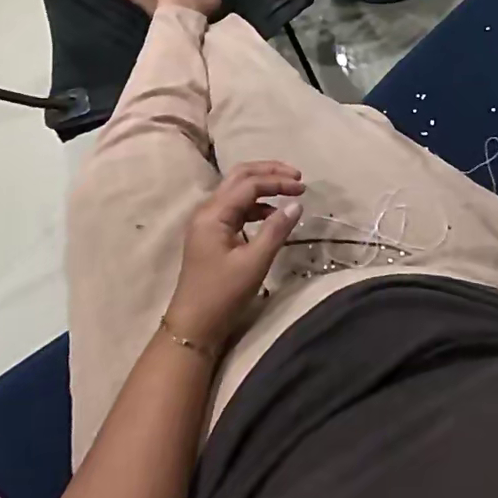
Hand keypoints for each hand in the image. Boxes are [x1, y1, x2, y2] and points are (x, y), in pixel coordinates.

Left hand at [164, 161, 305, 352]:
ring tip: (290, 192)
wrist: (194, 324)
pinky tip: (272, 215)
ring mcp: (208, 222)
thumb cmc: (223, 294)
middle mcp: (207, 210)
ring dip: (263, 187)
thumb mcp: (254, 263)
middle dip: (268, 172)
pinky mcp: (212, 234)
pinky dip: (256, 206)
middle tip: (296, 176)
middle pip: (239, 177)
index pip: (248, 184)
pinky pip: (236, 209)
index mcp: (213, 213)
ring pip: (237, 191)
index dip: (277, 181)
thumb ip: (275, 230)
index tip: (303, 187)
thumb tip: (296, 204)